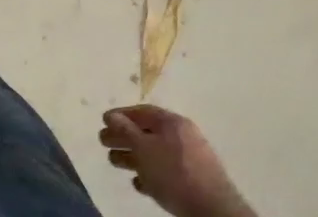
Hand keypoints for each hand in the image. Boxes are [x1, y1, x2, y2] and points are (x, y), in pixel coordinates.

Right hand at [99, 105, 252, 216]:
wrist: (214, 210)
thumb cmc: (174, 172)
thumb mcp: (143, 148)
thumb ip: (125, 130)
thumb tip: (112, 116)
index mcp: (172, 122)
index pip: (142, 111)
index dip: (121, 115)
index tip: (103, 122)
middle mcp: (183, 136)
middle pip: (147, 132)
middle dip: (124, 137)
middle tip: (104, 142)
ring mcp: (191, 158)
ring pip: (156, 153)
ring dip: (134, 157)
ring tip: (116, 162)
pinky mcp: (194, 180)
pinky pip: (167, 171)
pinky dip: (151, 173)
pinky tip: (139, 183)